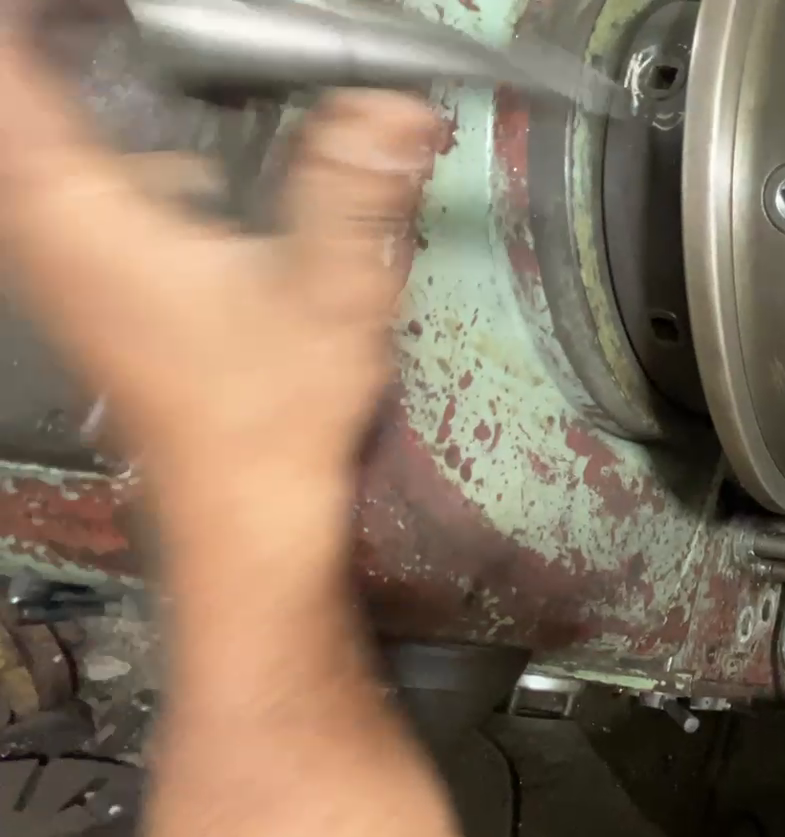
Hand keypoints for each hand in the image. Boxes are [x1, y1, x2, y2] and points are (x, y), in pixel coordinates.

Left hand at [0, 19, 441, 495]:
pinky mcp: (89, 278)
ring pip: (42, 135)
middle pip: (26, 88)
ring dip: (92, 92)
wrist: (248, 490)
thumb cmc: (273, 407)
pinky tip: (190, 173)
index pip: (16, 52)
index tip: (127, 9)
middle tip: (152, 36)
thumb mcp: (334, 290)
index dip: (56, 15)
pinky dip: (116, 150)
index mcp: (77, 201)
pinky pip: (70, 181)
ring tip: (163, 73)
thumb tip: (395, 115)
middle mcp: (40, 217)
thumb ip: (356, 193)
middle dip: (81, 44)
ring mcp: (56, 250)